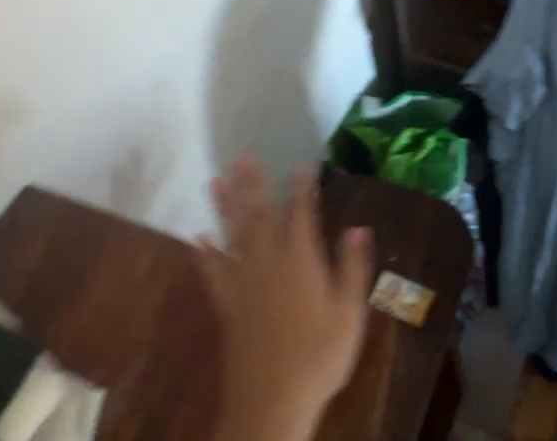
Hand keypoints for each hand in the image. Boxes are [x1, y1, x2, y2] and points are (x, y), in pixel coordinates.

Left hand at [194, 158, 375, 440]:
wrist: (273, 402)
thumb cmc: (320, 355)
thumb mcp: (350, 311)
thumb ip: (352, 266)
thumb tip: (359, 226)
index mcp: (301, 261)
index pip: (301, 214)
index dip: (302, 187)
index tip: (303, 163)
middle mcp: (269, 264)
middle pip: (259, 217)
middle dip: (253, 185)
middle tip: (243, 155)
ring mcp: (244, 285)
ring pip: (232, 237)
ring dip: (225, 208)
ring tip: (216, 180)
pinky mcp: (228, 306)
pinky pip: (213, 274)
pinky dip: (204, 254)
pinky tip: (197, 237)